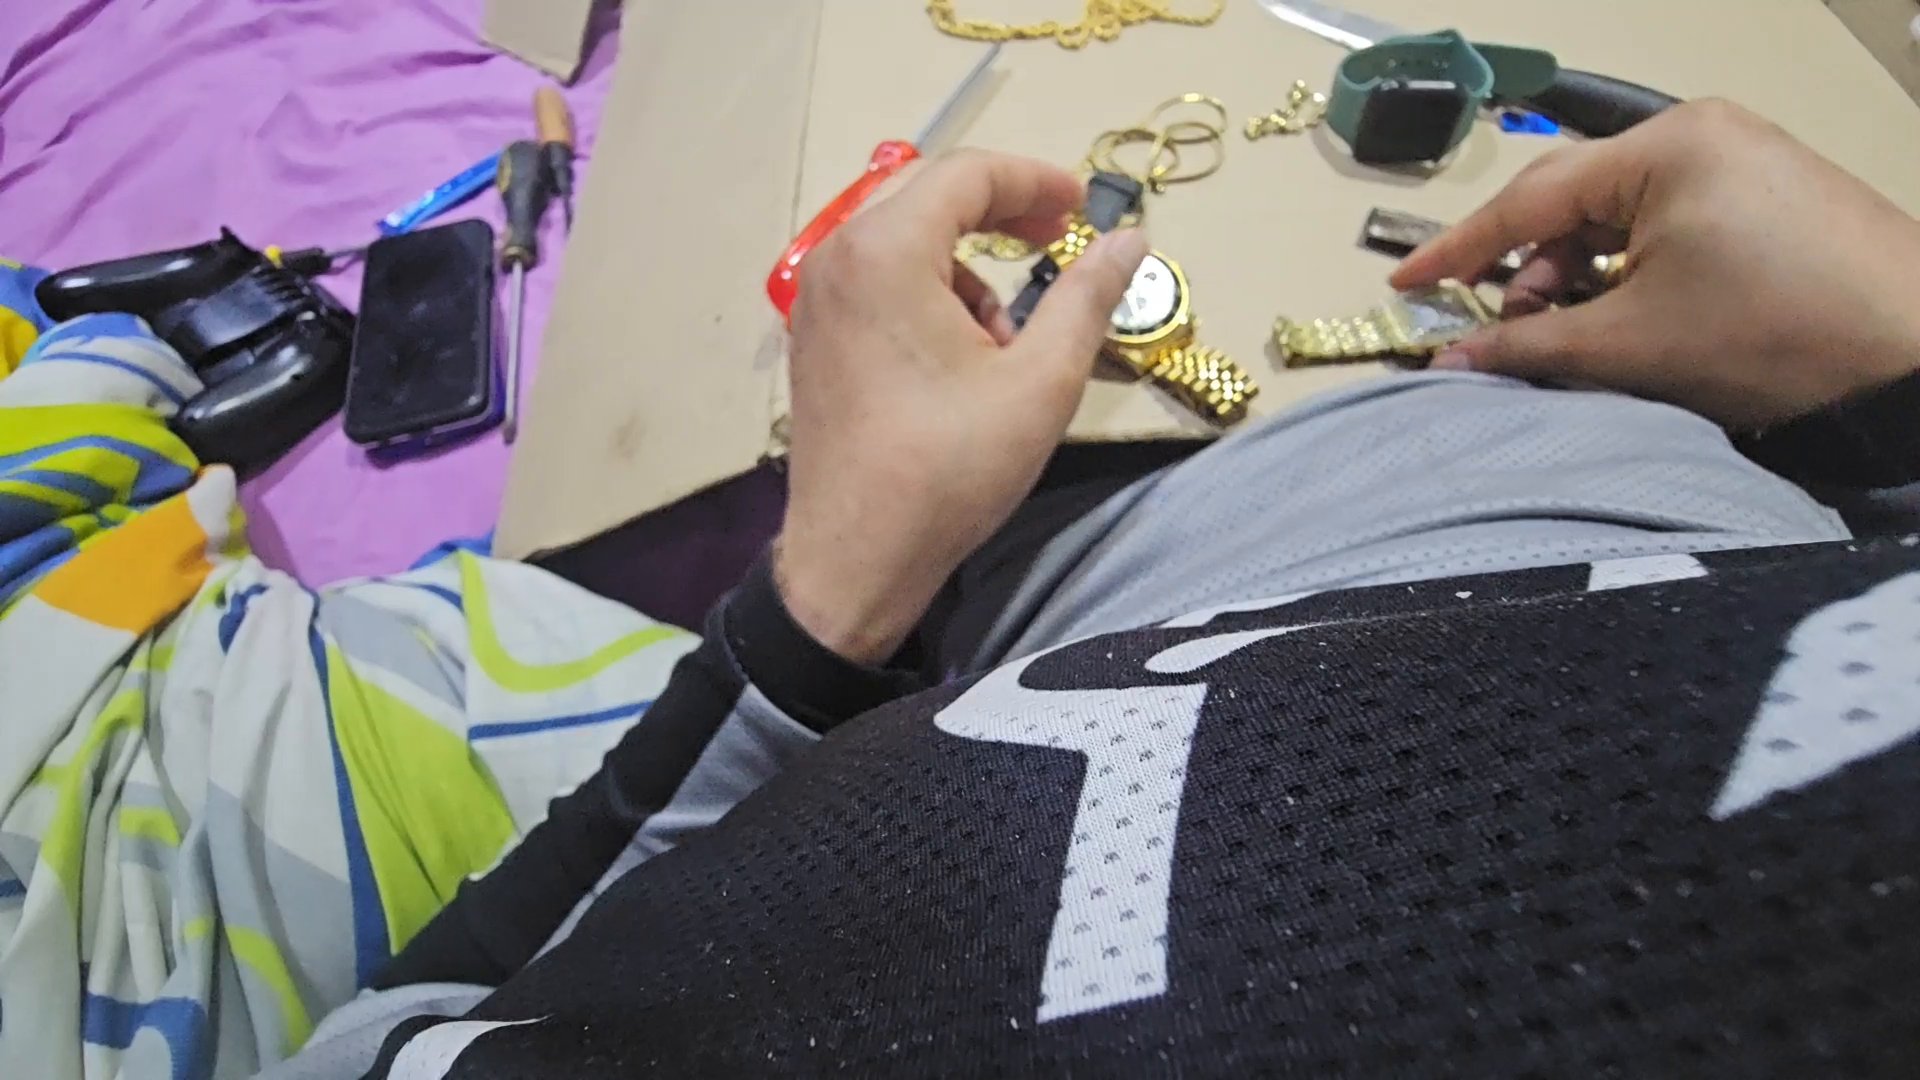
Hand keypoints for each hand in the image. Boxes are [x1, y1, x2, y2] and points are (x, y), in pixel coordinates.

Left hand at [775, 151, 1148, 663]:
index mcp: (884, 252)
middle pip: (926, 198)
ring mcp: (815, 305)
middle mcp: (836, 262)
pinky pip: (877, 289)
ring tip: (1005, 344)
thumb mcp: (1040, 383)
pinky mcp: (813, 345)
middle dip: (997, 214)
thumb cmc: (950, 472)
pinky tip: (958, 367)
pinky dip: (927, 303)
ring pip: (901, 248)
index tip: (1083, 209)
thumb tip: (1130, 240)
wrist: (856, 560)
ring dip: (963, 272)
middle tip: (1053, 241)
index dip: (1035, 181)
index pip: (966, 175)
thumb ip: (1088, 298)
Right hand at [1393, 100, 1919, 428]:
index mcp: (1665, 151)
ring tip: (1553, 329)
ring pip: (1597, 219)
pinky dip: (1601, 275)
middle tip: (1480, 312)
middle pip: (1560, 201)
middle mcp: (1695, 140)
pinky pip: (1639, 228)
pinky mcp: (1745, 199)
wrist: (1914, 361)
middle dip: (1513, 264)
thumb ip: (1517, 345)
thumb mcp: (1618, 343)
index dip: (1454, 249)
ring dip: (1557, 278)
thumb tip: (1444, 360)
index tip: (1403, 282)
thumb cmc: (1761, 334)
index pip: (1527, 201)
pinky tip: (1598, 314)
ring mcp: (1727, 164)